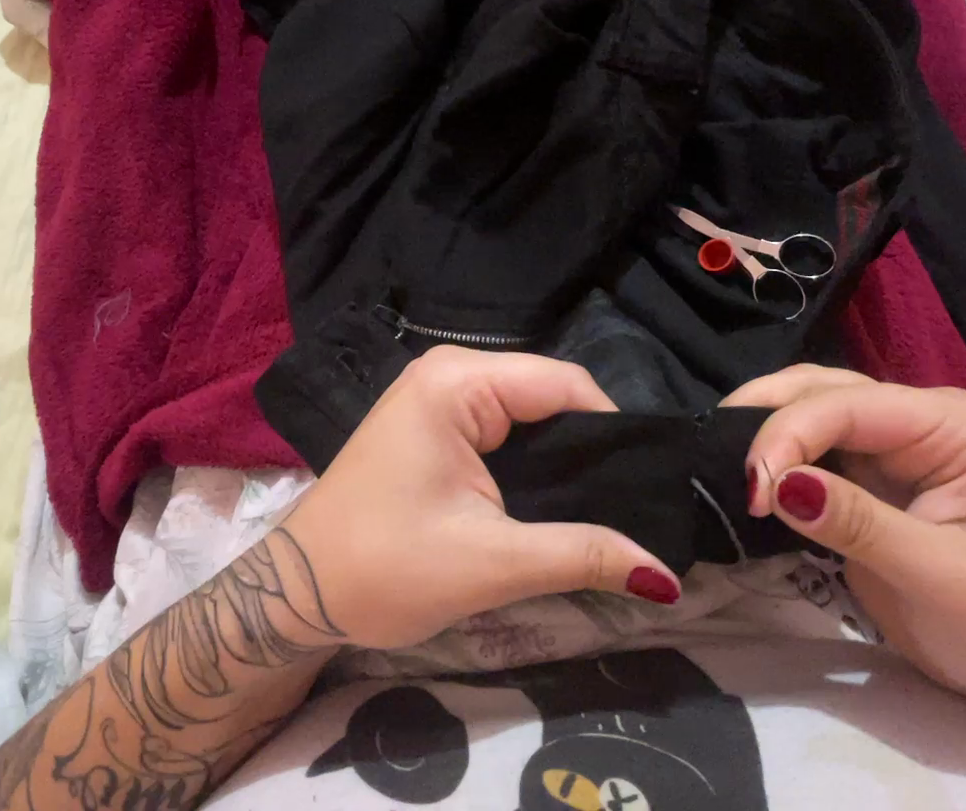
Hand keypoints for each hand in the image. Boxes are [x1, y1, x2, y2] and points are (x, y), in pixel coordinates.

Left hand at [282, 346, 680, 650]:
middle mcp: (448, 371)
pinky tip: (556, 498)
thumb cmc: (383, 570)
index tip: (649, 490)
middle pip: (549, 393)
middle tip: (633, 506)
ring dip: (564, 457)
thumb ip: (581, 556)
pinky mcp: (434, 422)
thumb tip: (668, 578)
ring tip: (605, 507)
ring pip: (529, 412)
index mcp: (456, 382)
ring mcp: (437, 394)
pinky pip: (504, 426)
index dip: (614, 432)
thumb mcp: (490, 564)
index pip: (565, 384)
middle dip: (591, 447)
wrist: (297, 594)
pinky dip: (533, 460)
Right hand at [727, 364, 965, 715]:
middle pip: (817, 389)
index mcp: (948, 424)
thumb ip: (861, 525)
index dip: (787, 436)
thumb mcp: (946, 579)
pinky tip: (744, 479)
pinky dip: (772, 461)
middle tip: (719, 466)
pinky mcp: (866, 483)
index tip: (754, 495)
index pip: (845, 405)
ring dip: (759, 431)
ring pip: (805, 411)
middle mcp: (914, 420)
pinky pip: (807, 454)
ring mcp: (889, 449)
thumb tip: (780, 485)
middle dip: (762, 417)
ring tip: (718, 466)